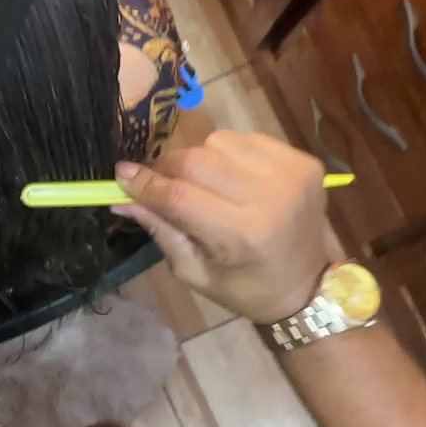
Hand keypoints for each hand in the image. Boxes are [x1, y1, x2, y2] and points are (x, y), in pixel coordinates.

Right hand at [114, 130, 330, 321]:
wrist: (305, 285)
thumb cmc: (242, 287)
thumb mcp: (192, 270)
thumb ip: (159, 228)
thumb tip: (121, 198)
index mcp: (242, 235)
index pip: (180, 195)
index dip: (145, 183)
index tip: (120, 175)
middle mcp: (271, 197)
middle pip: (196, 160)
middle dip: (167, 169)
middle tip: (157, 182)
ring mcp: (291, 174)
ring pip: (219, 142)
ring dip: (198, 159)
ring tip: (200, 183)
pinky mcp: (304, 160)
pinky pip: (246, 139)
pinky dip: (227, 154)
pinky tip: (230, 177)